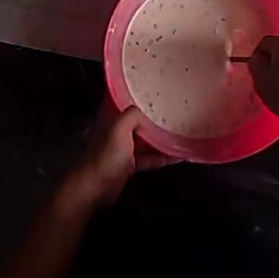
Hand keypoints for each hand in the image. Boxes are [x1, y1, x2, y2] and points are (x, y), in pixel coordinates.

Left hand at [57, 105, 175, 212]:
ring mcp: (123, 148)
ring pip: (145, 139)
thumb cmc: (106, 155)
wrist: (96, 187)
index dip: (139, 94)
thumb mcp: (119, 127)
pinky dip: (162, 156)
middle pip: (138, 120)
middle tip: (176, 111)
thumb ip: (133, 115)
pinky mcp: (129, 165)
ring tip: (182, 133)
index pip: (125, 99)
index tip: (157, 91)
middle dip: (155, 117)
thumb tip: (148, 116)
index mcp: (111, 117)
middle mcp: (116, 129)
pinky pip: (149, 157)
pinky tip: (178, 156)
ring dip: (162, 138)